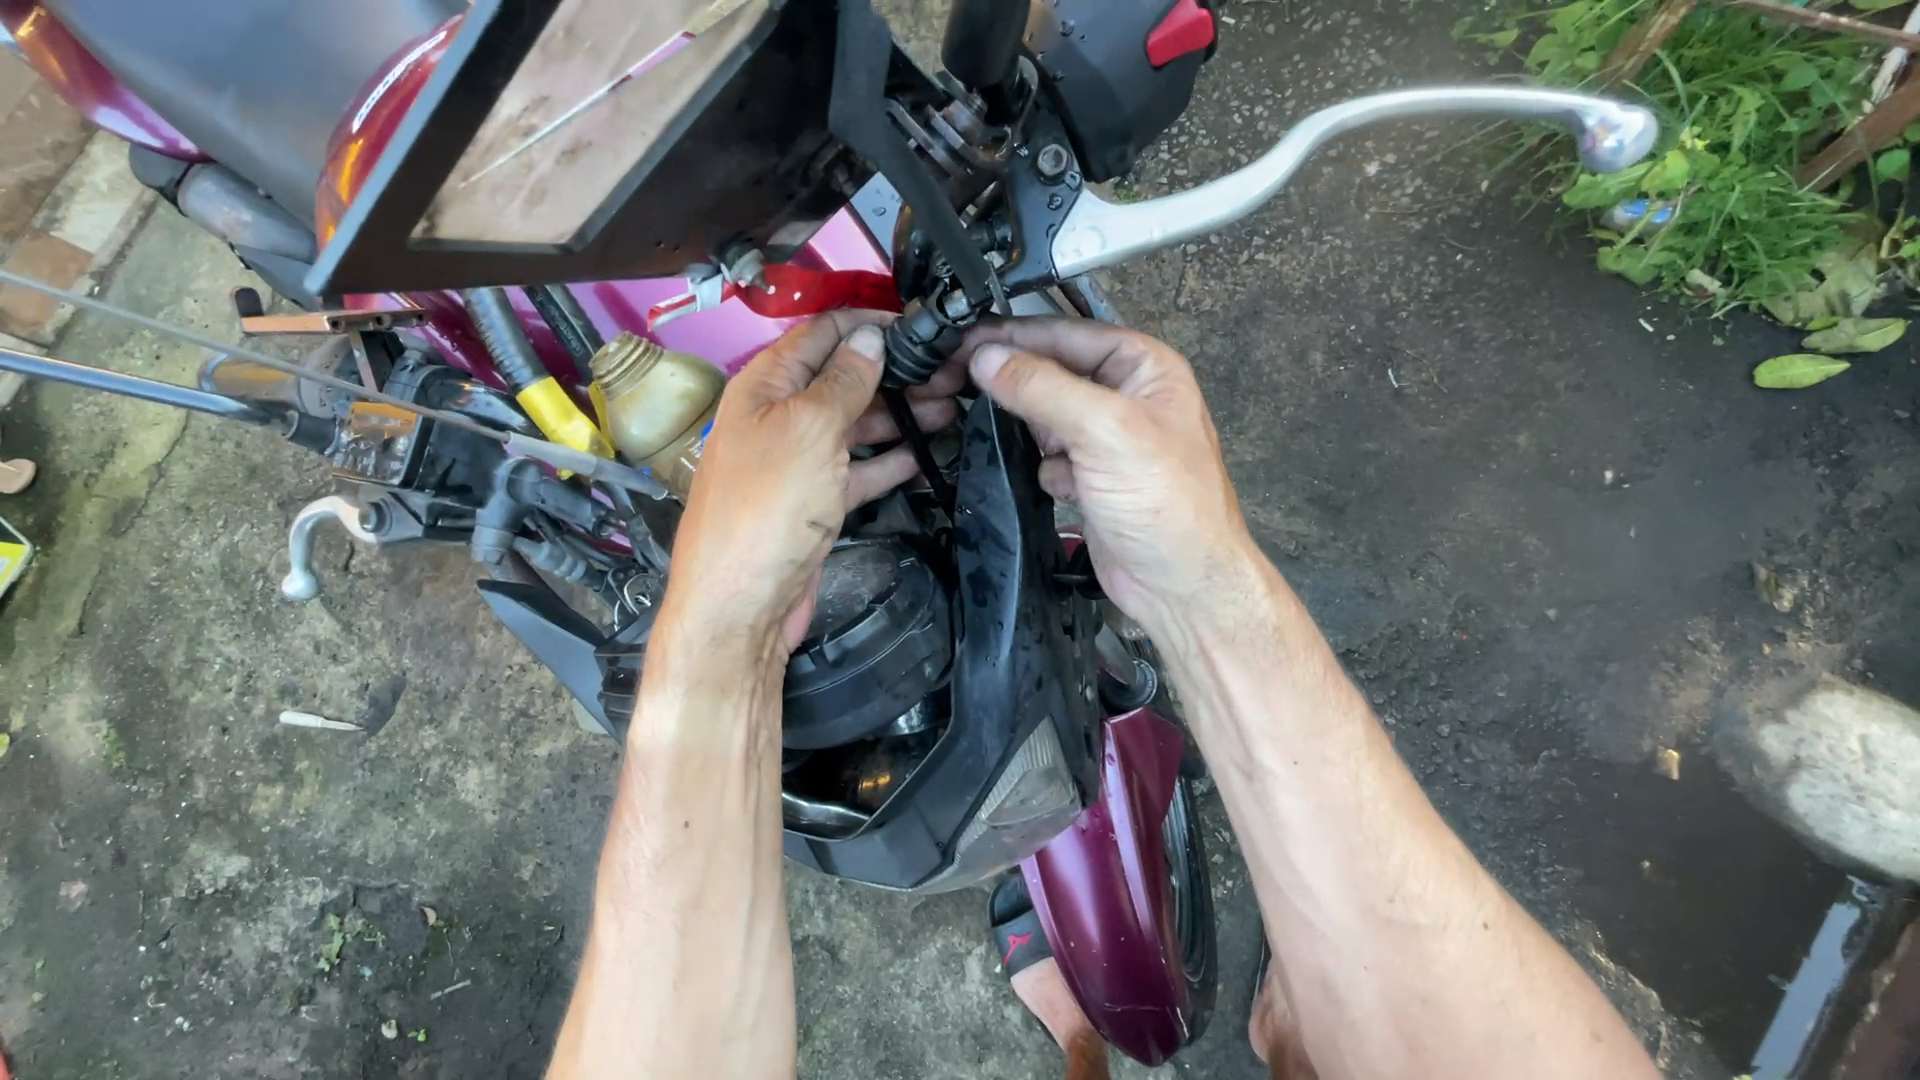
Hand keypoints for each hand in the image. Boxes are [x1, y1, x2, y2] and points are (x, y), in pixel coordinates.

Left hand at [664, 311, 962, 661]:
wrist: (742, 603)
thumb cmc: (766, 508)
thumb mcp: (809, 428)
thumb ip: (843, 381)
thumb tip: (869, 339)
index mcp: (765, 386)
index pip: (820, 334)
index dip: (867, 324)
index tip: (918, 326)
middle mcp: (779, 418)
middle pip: (843, 380)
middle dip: (895, 372)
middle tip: (951, 373)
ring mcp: (798, 462)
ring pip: (856, 425)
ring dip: (900, 416)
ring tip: (950, 408)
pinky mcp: (816, 502)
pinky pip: (858, 470)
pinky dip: (889, 460)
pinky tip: (923, 454)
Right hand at [962, 318, 1257, 636]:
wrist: (1179, 585)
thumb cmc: (1170, 505)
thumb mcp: (1104, 431)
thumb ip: (1042, 388)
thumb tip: (988, 357)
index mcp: (1145, 368)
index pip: (1067, 334)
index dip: (1015, 334)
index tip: (966, 339)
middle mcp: (1126, 397)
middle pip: (1052, 372)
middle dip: (1016, 385)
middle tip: (963, 379)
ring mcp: (1107, 439)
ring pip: (1045, 416)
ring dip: (1034, 433)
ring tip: (1035, 446)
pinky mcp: (1090, 476)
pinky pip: (1048, 456)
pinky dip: (1047, 469)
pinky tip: (1063, 487)